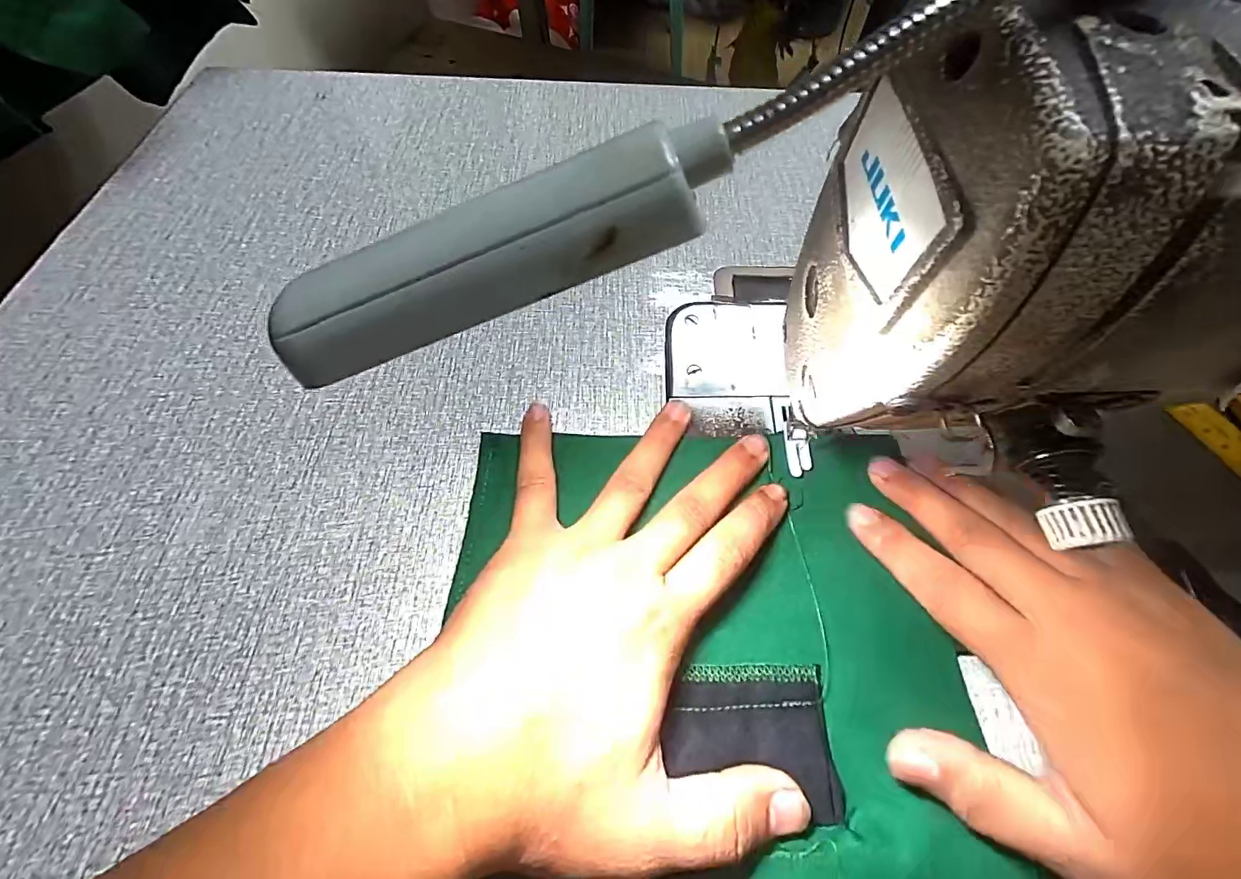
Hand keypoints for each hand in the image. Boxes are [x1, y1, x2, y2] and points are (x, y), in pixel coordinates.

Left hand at [103, 402, 804, 878]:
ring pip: (627, 485)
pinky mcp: (521, 550)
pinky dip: (537, 447)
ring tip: (679, 412)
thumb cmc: (540, 793)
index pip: (724, 558)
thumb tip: (800, 806)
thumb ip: (726, 815)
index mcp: (658, 622)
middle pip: (688, 509)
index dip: (755, 524)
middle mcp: (622, 573)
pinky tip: (536, 412)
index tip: (776, 495)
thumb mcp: (646, 827)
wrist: (439, 769)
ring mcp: (570, 553)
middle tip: (750, 442)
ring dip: (656, 446)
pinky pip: (534, 487)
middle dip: (725, 474)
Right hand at [848, 457, 1240, 878]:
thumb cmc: (1195, 839)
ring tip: (929, 460)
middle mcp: (1066, 607)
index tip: (858, 514)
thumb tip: (897, 751)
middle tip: (880, 466)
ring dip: (969, 486)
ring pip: (1020, 519)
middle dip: (920, 497)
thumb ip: (983, 791)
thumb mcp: (1084, 844)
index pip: (944, 588)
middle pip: (975, 535)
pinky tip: (1019, 490)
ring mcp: (1113, 586)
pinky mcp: (1151, 583)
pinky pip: (1076, 524)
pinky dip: (1034, 500)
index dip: (895, 547)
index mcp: (1039, 663)